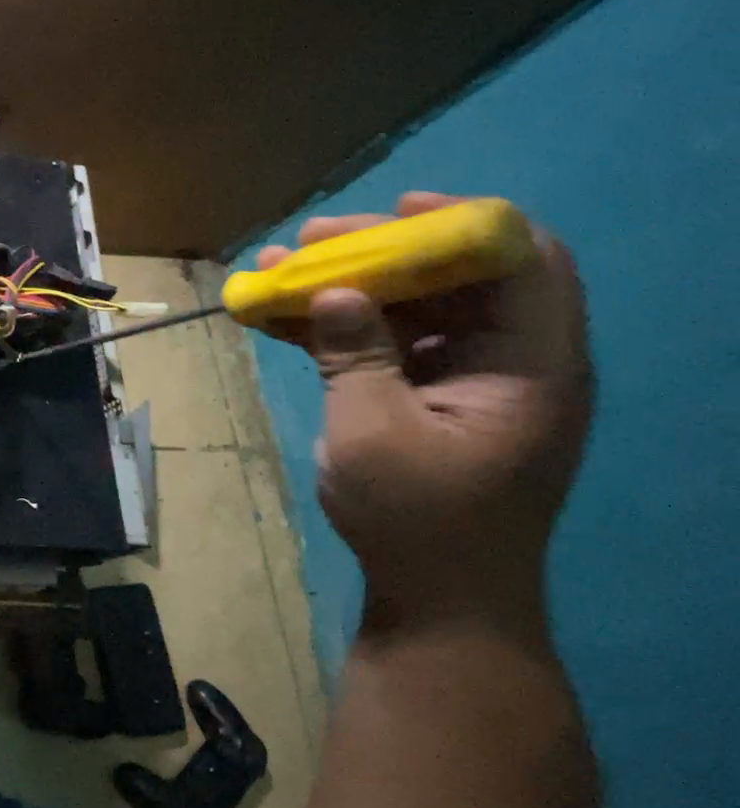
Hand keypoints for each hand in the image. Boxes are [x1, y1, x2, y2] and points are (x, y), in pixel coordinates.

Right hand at [256, 192, 592, 630]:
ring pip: (416, 307)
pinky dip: (342, 328)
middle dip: (382, 252)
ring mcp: (472, 380)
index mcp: (531, 365)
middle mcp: (513, 361)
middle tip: (308, 243)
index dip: (463, 223)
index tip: (393, 210)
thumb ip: (355, 355)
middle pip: (458, 276)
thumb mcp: (373, 431)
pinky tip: (281, 318)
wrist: (439, 597)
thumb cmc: (417, 517)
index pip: (522, 261)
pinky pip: (393, 344)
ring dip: (349, 288)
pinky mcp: (436, 399)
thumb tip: (335, 292)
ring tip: (276, 273)